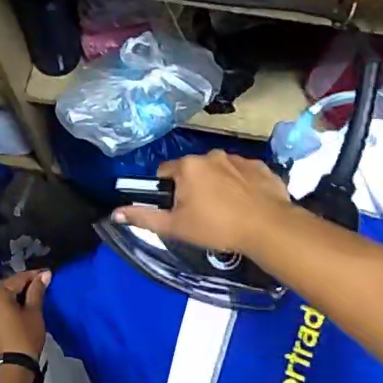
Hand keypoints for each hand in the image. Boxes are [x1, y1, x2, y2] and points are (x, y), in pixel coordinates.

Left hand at [0, 270, 49, 361]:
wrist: (9, 369)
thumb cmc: (25, 337)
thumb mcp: (34, 313)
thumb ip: (37, 291)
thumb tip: (44, 274)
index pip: (18, 278)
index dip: (34, 275)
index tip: (47, 274)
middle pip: (5, 288)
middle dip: (22, 286)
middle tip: (39, 286)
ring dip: (12, 298)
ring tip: (28, 301)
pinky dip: (5, 311)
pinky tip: (15, 316)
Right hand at [110, 151, 293, 256]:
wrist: (267, 227)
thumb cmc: (216, 227)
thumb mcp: (176, 227)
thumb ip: (144, 217)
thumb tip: (115, 213)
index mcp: (187, 166)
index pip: (165, 172)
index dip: (167, 192)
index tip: (177, 209)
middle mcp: (211, 155)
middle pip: (193, 170)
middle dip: (194, 187)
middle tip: (202, 214)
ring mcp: (238, 158)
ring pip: (219, 170)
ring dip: (218, 185)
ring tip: (227, 211)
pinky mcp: (261, 166)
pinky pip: (244, 174)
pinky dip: (242, 185)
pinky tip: (246, 204)